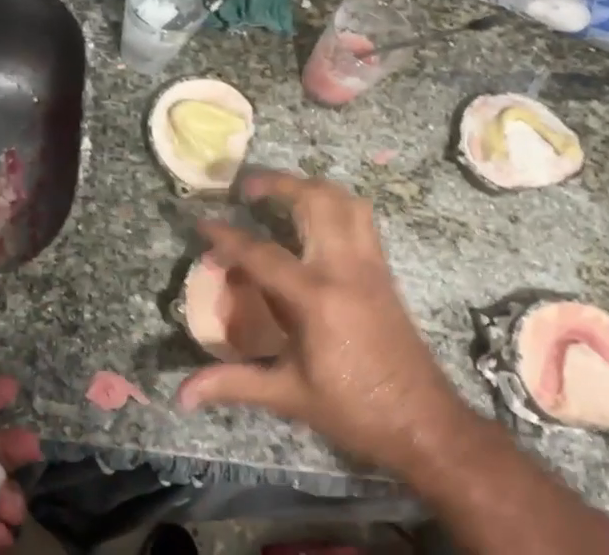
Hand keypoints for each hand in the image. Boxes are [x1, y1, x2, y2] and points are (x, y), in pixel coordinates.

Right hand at [176, 171, 465, 471]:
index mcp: (316, 298)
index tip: (202, 222)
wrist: (425, 425)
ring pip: (346, 202)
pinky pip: (362, 220)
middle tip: (247, 187)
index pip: (261, 254)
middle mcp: (345, 270)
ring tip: (282, 193)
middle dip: (278, 184)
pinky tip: (316, 221)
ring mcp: (370, 267)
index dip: (227, 236)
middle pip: (314, 201)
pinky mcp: (385, 273)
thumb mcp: (289, 396)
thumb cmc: (354, 411)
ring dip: (311, 187)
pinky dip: (336, 206)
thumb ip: (233, 384)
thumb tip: (182, 395)